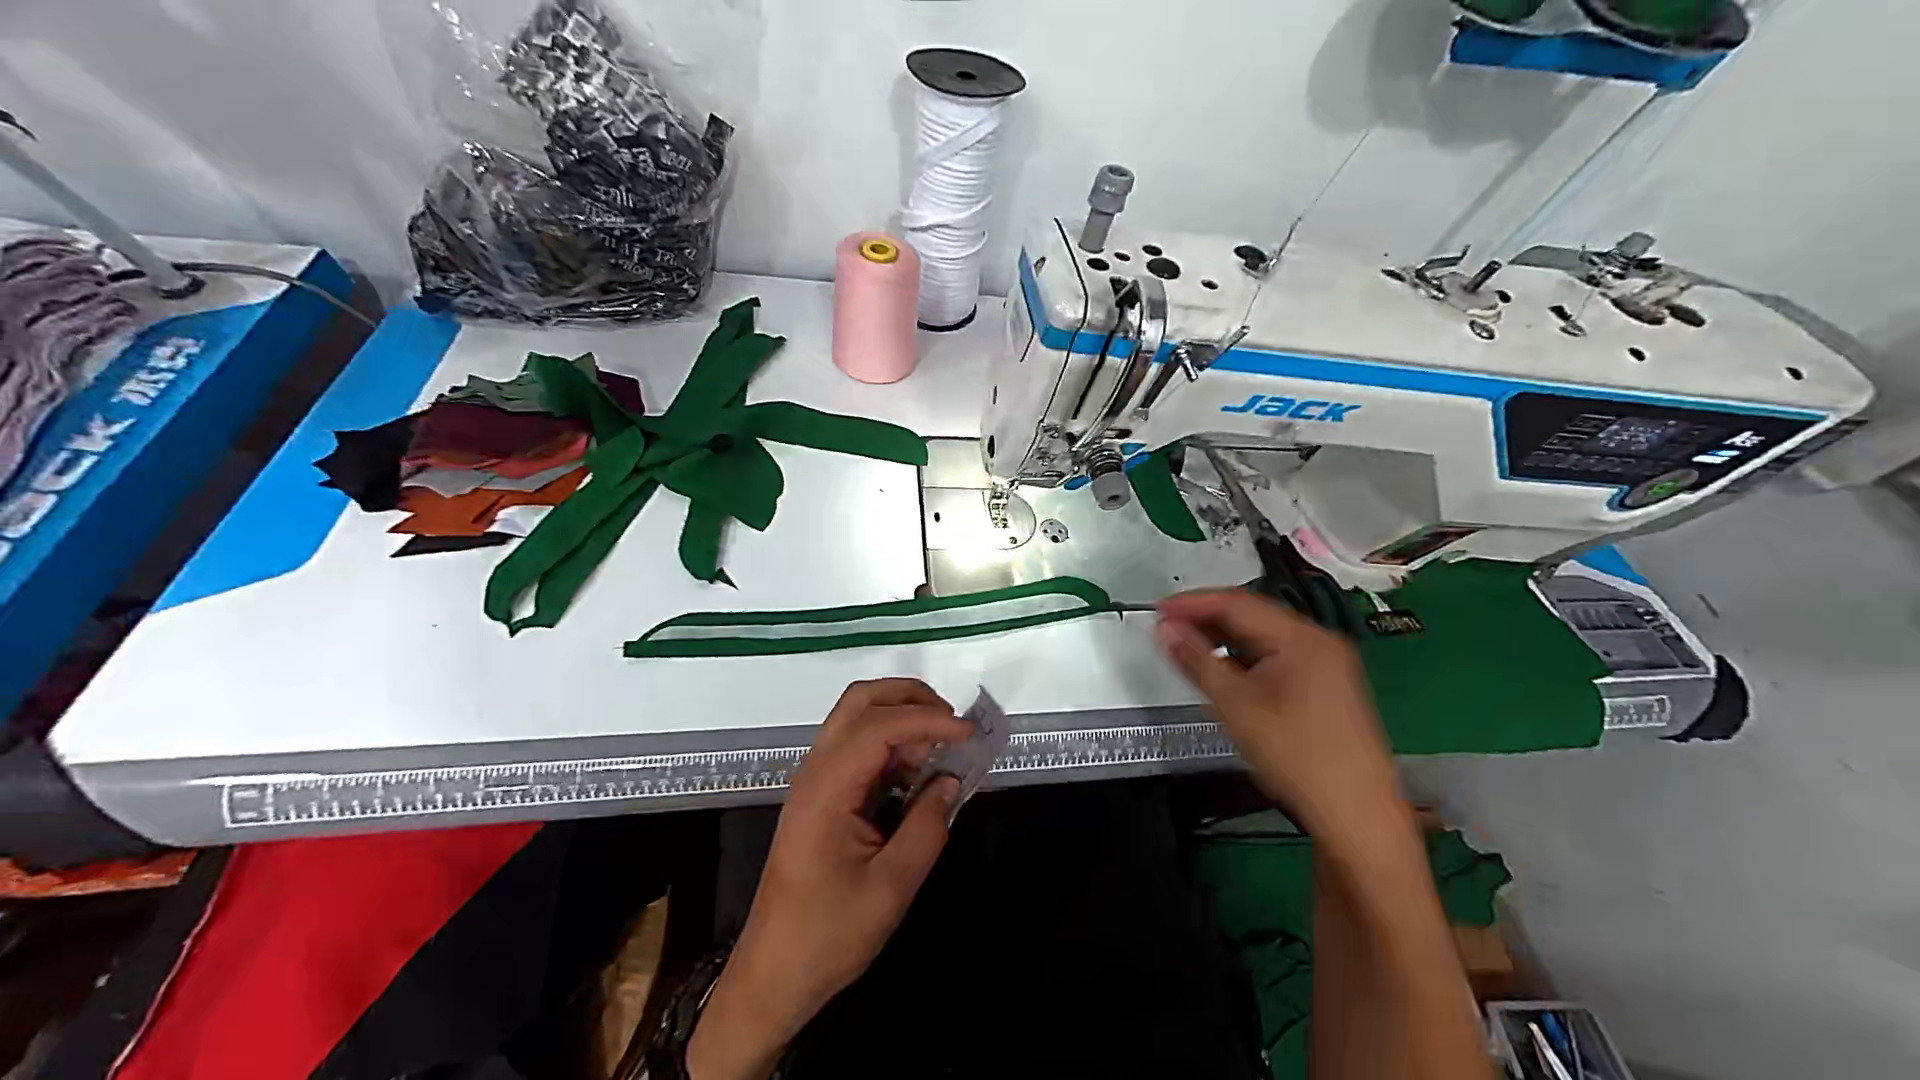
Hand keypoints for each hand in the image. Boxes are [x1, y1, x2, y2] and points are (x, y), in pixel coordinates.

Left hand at [688, 679, 969, 1079]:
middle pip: (860, 702)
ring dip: (901, 717)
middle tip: (952, 724)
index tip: (968, 734)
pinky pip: (857, 747)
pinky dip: (891, 743)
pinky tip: (917, 770)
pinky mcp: (822, 795)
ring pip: (856, 718)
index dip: (926, 720)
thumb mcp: (891, 888)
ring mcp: (815, 781)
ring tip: (941, 748)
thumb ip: (927, 828)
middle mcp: (815, 772)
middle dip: (909, 698)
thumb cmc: (827, 936)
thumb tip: (950, 782)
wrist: (773, 973)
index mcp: (826, 789)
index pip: (878, 727)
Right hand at [1155, 589, 1404, 846]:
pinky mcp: (1324, 685)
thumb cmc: (1301, 760)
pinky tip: (1221, 668)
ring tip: (1186, 644)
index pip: (1237, 604)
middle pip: (1252, 616)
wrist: (1355, 814)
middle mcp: (1320, 643)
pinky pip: (1275, 655)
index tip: (1159, 609)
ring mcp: (1326, 664)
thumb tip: (1167, 630)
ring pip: (1262, 636)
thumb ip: (1196, 661)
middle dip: (1206, 618)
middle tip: (1167, 625)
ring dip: (1223, 637)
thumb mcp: (1236, 706)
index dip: (1192, 603)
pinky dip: (1243, 656)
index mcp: (1303, 639)